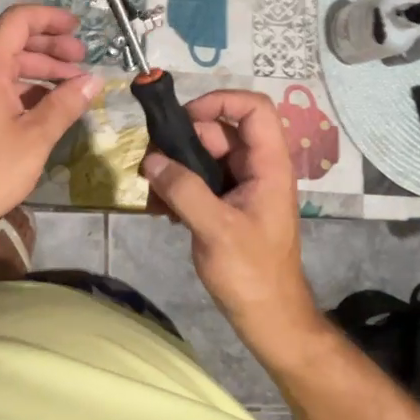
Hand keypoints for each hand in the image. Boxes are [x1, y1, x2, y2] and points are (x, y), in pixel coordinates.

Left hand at [0, 5, 99, 269]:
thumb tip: (93, 81)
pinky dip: (23, 85)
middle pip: (11, 39)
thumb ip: (65, 103)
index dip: (49, 18)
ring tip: (74, 82)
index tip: (78, 28)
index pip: (17, 20)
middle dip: (50, 44)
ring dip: (39, 67)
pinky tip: (49, 102)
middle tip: (82, 58)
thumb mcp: (35, 137)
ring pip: (5, 62)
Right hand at [139, 90, 326, 361]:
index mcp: (268, 166)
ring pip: (203, 155)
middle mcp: (256, 169)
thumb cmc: (251, 272)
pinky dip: (177, 186)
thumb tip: (151, 160)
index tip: (185, 118)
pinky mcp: (225, 205)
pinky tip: (159, 207)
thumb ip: (183, 189)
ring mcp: (240, 187)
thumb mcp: (216, 229)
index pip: (254, 109)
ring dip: (174, 166)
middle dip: (182, 140)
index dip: (221, 101)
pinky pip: (198, 180)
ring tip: (150, 188)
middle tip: (151, 162)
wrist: (268, 318)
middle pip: (219, 131)